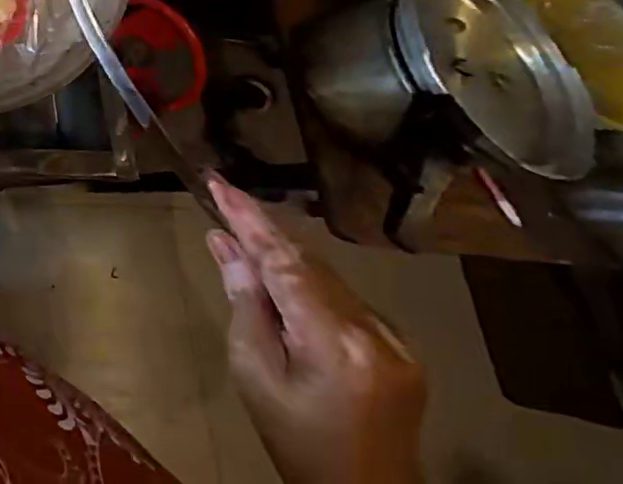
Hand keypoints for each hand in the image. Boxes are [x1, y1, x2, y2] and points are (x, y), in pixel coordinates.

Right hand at [204, 172, 425, 483]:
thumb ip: (244, 302)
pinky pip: (344, 297)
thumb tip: (225, 243)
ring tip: (243, 237)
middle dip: (261, 231)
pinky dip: (309, 282)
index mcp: (334, 343)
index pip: (283, 261)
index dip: (248, 218)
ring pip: (325, 276)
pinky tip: (284, 284)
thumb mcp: (254, 374)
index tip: (219, 182)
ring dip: (283, 255)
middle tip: (222, 199)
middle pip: (306, 262)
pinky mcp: (403, 347)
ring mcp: (396, 339)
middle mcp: (373, 331)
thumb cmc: (296, 441)